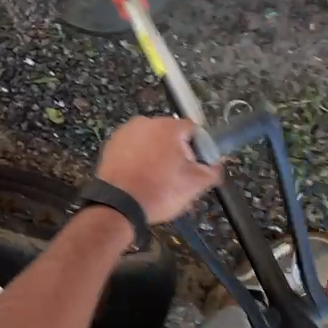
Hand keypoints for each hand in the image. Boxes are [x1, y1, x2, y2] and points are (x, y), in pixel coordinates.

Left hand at [94, 117, 220, 223]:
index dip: (198, 149)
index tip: (195, 167)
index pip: (193, 130)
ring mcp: (126, 132)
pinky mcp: (111, 144)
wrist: (118, 205)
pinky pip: (133, 148)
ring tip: (156, 179)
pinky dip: (138, 158)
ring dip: (156, 155)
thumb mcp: (194, 185)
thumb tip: (216, 165)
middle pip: (170, 134)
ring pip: (150, 141)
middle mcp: (145, 122)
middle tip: (176, 176)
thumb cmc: (159, 191)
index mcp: (168, 127)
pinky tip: (139, 177)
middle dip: (176, 152)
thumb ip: (212, 170)